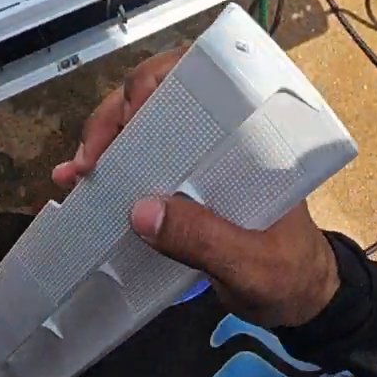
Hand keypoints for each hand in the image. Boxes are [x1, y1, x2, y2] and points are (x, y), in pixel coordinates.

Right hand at [53, 49, 340, 327]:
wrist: (300, 301)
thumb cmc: (290, 273)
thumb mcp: (253, 264)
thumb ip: (205, 240)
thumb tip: (141, 211)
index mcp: (252, 132)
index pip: (204, 75)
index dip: (159, 80)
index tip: (131, 113)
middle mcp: (223, 130)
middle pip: (160, 91)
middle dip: (117, 113)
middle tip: (92, 155)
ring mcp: (199, 151)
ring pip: (142, 118)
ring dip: (104, 136)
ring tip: (76, 170)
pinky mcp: (180, 177)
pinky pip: (138, 154)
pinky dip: (106, 161)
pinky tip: (76, 179)